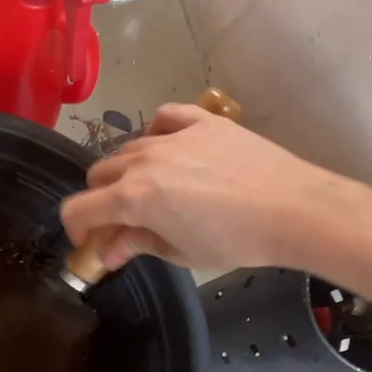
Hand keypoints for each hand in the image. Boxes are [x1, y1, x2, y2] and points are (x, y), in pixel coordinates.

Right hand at [61, 103, 345, 272]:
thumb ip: (137, 245)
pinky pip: (163, 119)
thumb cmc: (235, 241)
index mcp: (132, 198)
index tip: (90, 243)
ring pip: (127, 148)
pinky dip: (155, 133)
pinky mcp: (202, 122)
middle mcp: (143, 161)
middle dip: (99, 200)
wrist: (294, 209)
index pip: (79, 209)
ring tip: (148, 191)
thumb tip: (111, 252)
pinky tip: (165, 148)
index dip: (76, 229)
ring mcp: (172, 137)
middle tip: (119, 222)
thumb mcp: (180, 252)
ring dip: (125, 172)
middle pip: (98, 175)